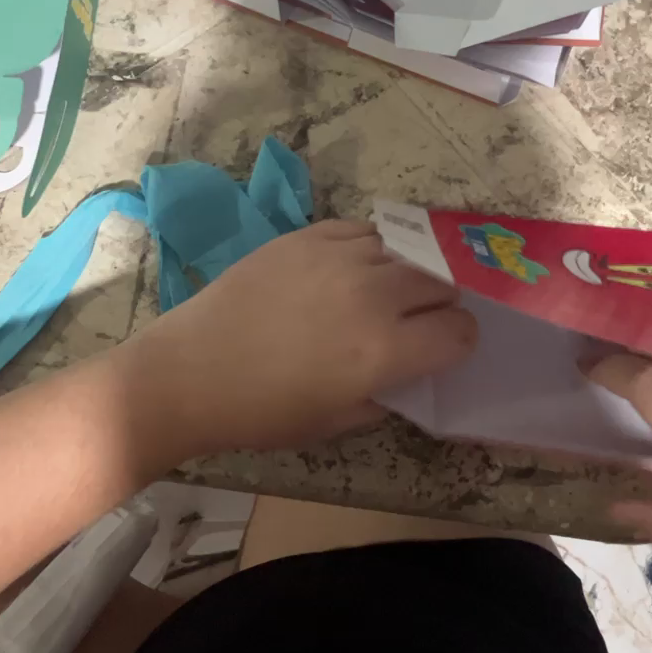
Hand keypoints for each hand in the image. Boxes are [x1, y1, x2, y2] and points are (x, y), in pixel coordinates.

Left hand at [114, 220, 476, 465]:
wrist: (191, 371)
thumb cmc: (264, 411)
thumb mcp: (338, 421)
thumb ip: (389, 392)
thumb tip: (411, 368)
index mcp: (384, 349)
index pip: (459, 331)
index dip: (460, 341)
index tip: (446, 347)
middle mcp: (372, 294)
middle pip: (440, 282)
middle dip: (440, 304)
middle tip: (417, 320)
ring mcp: (338, 258)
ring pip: (405, 251)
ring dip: (406, 273)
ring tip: (383, 292)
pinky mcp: (307, 236)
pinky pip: (362, 231)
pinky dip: (370, 249)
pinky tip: (353, 268)